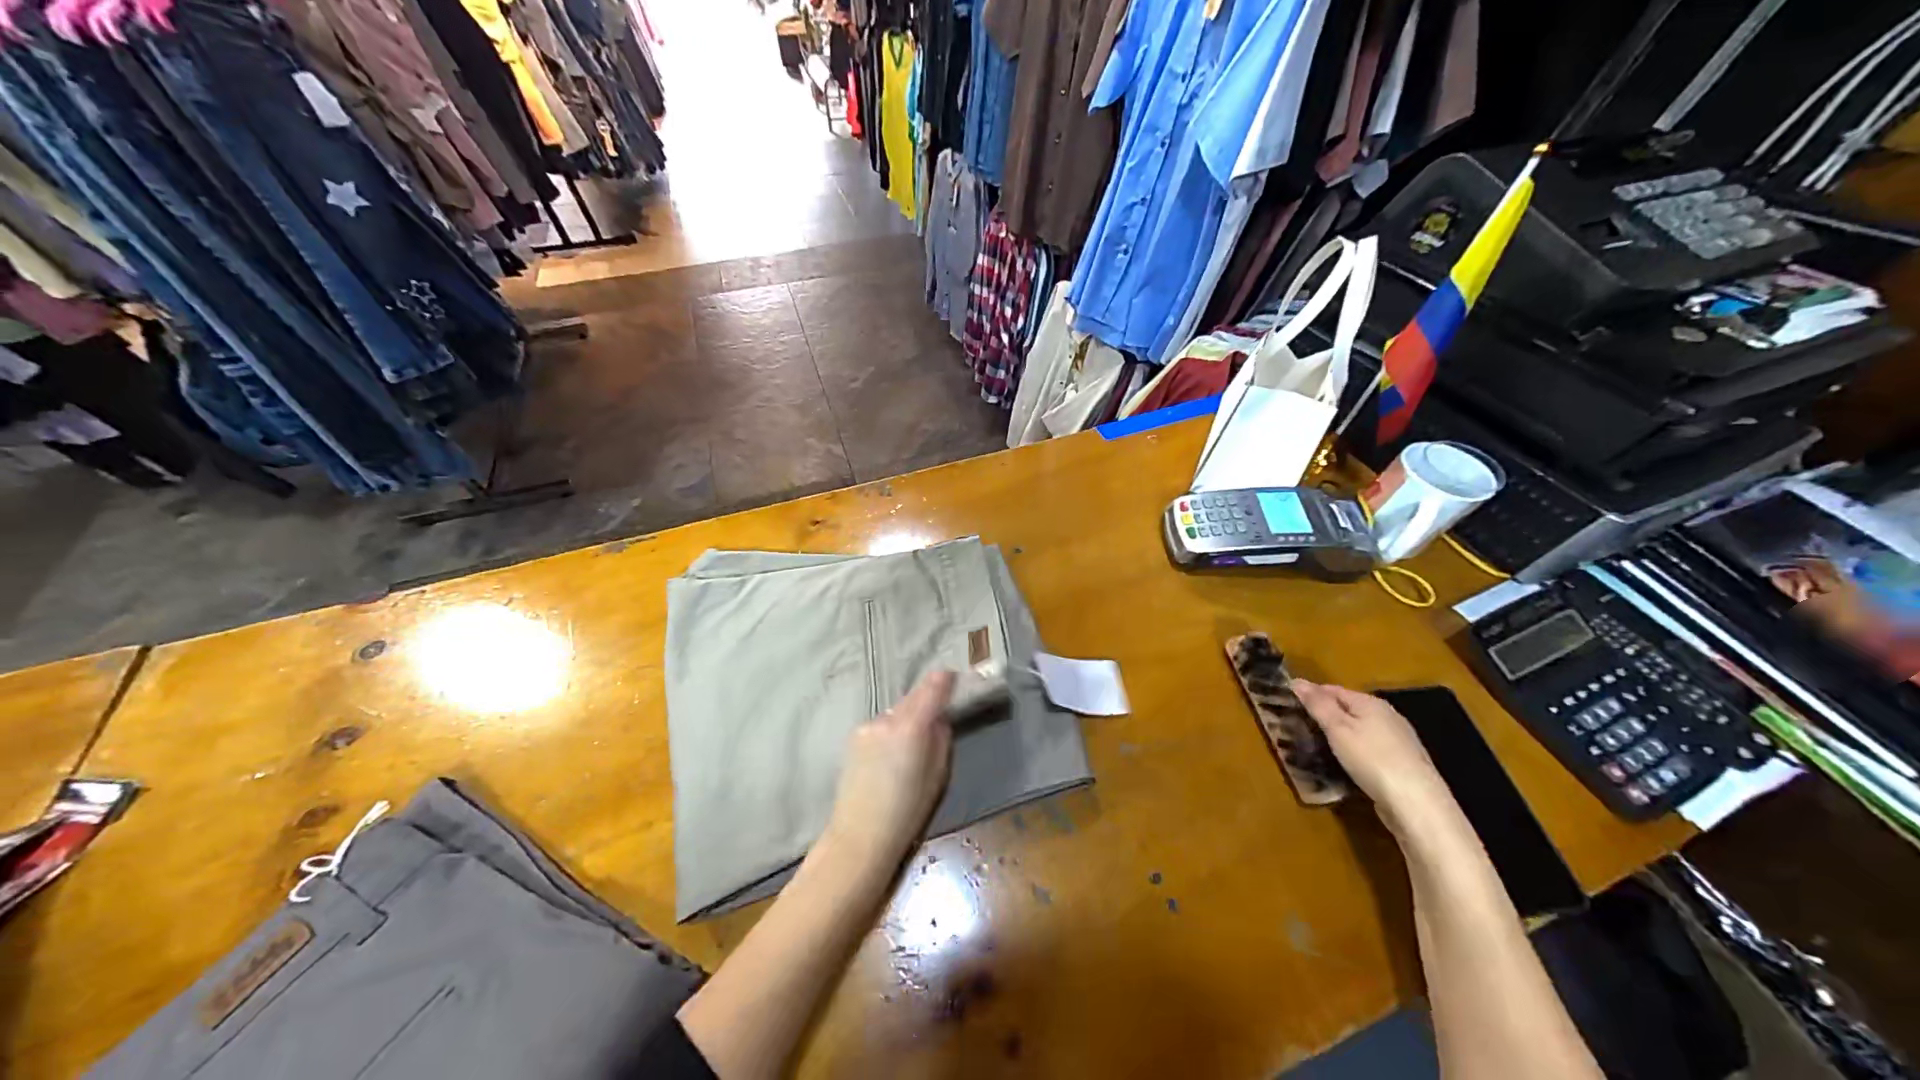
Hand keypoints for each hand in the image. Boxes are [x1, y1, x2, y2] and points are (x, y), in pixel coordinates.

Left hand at [823, 670, 956, 863]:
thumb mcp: (937, 776)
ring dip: (907, 717)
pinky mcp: (854, 737)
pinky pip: (881, 725)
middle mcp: (887, 719)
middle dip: (926, 699)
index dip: (944, 681)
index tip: (954, 677)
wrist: (860, 835)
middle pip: (912, 697)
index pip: (931, 689)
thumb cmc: (907, 811)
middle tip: (939, 711)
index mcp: (911, 728)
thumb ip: (940, 740)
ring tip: (914, 742)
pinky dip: (892, 730)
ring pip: (895, 711)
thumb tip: (939, 720)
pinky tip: (893, 754)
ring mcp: (867, 727)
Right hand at [1291, 679, 1454, 834]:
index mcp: (1370, 703)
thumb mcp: (1337, 729)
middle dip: (1326, 714)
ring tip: (1318, 744)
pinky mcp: (1402, 763)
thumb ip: (1317, 704)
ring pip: (1361, 728)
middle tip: (1300, 726)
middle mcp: (1388, 715)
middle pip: (1349, 708)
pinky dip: (1354, 749)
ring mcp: (1398, 740)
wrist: (1416, 802)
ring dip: (1340, 733)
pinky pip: (1371, 747)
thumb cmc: (1371, 759)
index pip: (1333, 690)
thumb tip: (1296, 680)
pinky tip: (1346, 762)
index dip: (1311, 694)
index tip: (1289, 703)